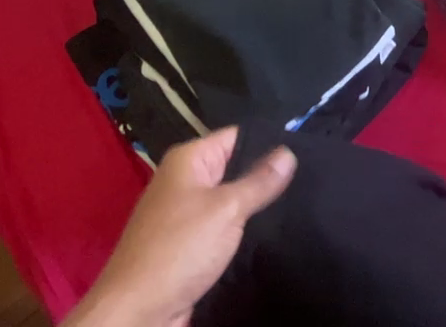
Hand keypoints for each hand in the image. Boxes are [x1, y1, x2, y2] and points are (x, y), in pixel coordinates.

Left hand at [65, 127, 296, 326]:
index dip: (269, 142)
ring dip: (256, 206)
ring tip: (299, 203)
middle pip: (235, 168)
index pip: (238, 137)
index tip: (305, 150)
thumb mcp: (227, 210)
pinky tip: (272, 234)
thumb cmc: (179, 251)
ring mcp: (185, 215)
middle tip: (309, 179)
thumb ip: (259, 181)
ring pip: (231, 200)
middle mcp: (185, 181)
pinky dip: (242, 231)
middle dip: (266, 176)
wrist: (135, 317)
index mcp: (188, 160)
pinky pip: (222, 227)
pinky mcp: (188, 246)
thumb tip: (288, 152)